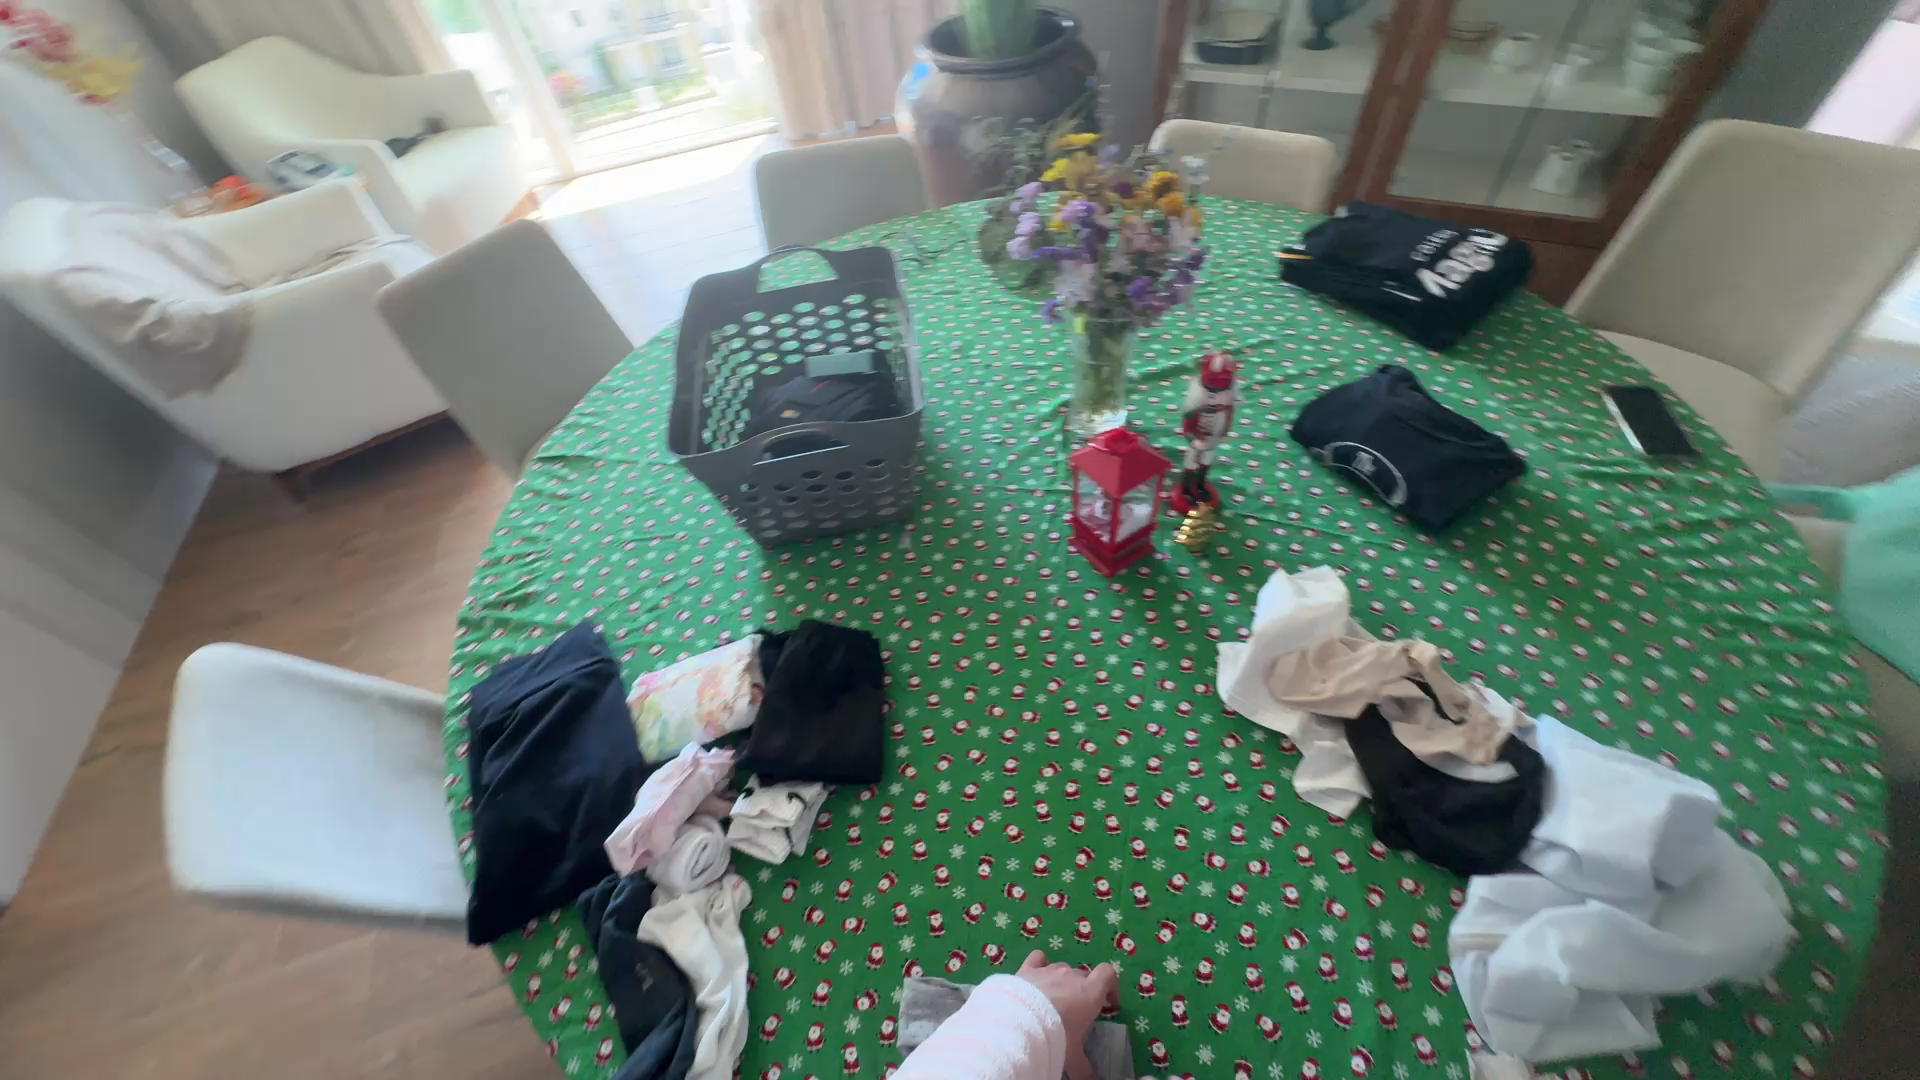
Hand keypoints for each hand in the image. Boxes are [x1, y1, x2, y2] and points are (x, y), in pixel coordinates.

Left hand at [1016, 950, 1117, 1079]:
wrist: (1020, 1022)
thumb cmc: (1056, 1036)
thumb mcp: (1074, 1058)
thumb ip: (1086, 1070)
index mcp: (1089, 992)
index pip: (1108, 974)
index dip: (1111, 986)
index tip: (1108, 1004)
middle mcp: (1071, 975)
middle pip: (1084, 975)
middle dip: (1085, 991)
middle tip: (1079, 1014)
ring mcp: (1049, 968)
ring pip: (1062, 969)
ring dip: (1063, 982)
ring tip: (1054, 1004)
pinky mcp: (1029, 967)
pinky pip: (1038, 959)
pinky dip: (1040, 965)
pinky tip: (1037, 977)